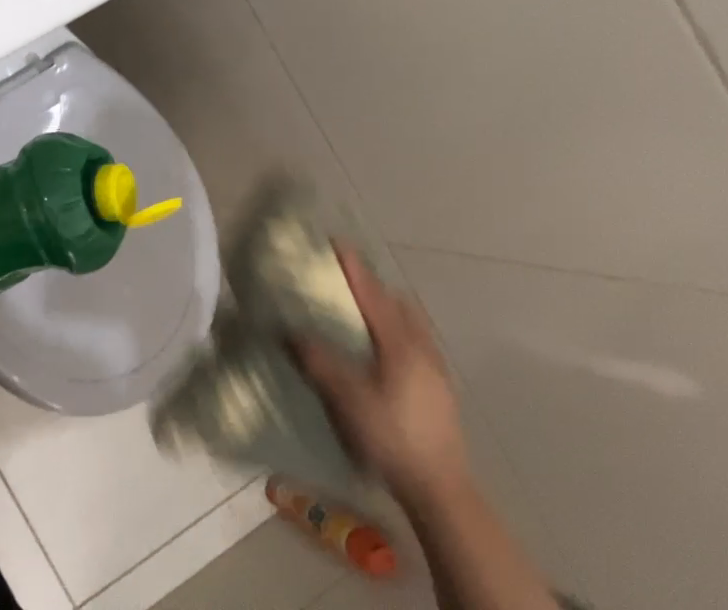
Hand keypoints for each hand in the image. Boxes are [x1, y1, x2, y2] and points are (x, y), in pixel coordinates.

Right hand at [295, 246, 470, 506]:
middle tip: (344, 282)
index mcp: (401, 345)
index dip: (354, 268)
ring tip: (357, 314)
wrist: (438, 485)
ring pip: (410, 326)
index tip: (337, 242)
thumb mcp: (347, 398)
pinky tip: (377, 355)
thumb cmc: (391, 436)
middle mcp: (422, 350)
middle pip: (398, 306)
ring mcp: (434, 370)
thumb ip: (318, 361)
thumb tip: (289, 329)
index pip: (373, 295)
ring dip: (385, 312)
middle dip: (373, 287)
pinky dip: (393, 334)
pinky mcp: (437, 389)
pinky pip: (413, 345)